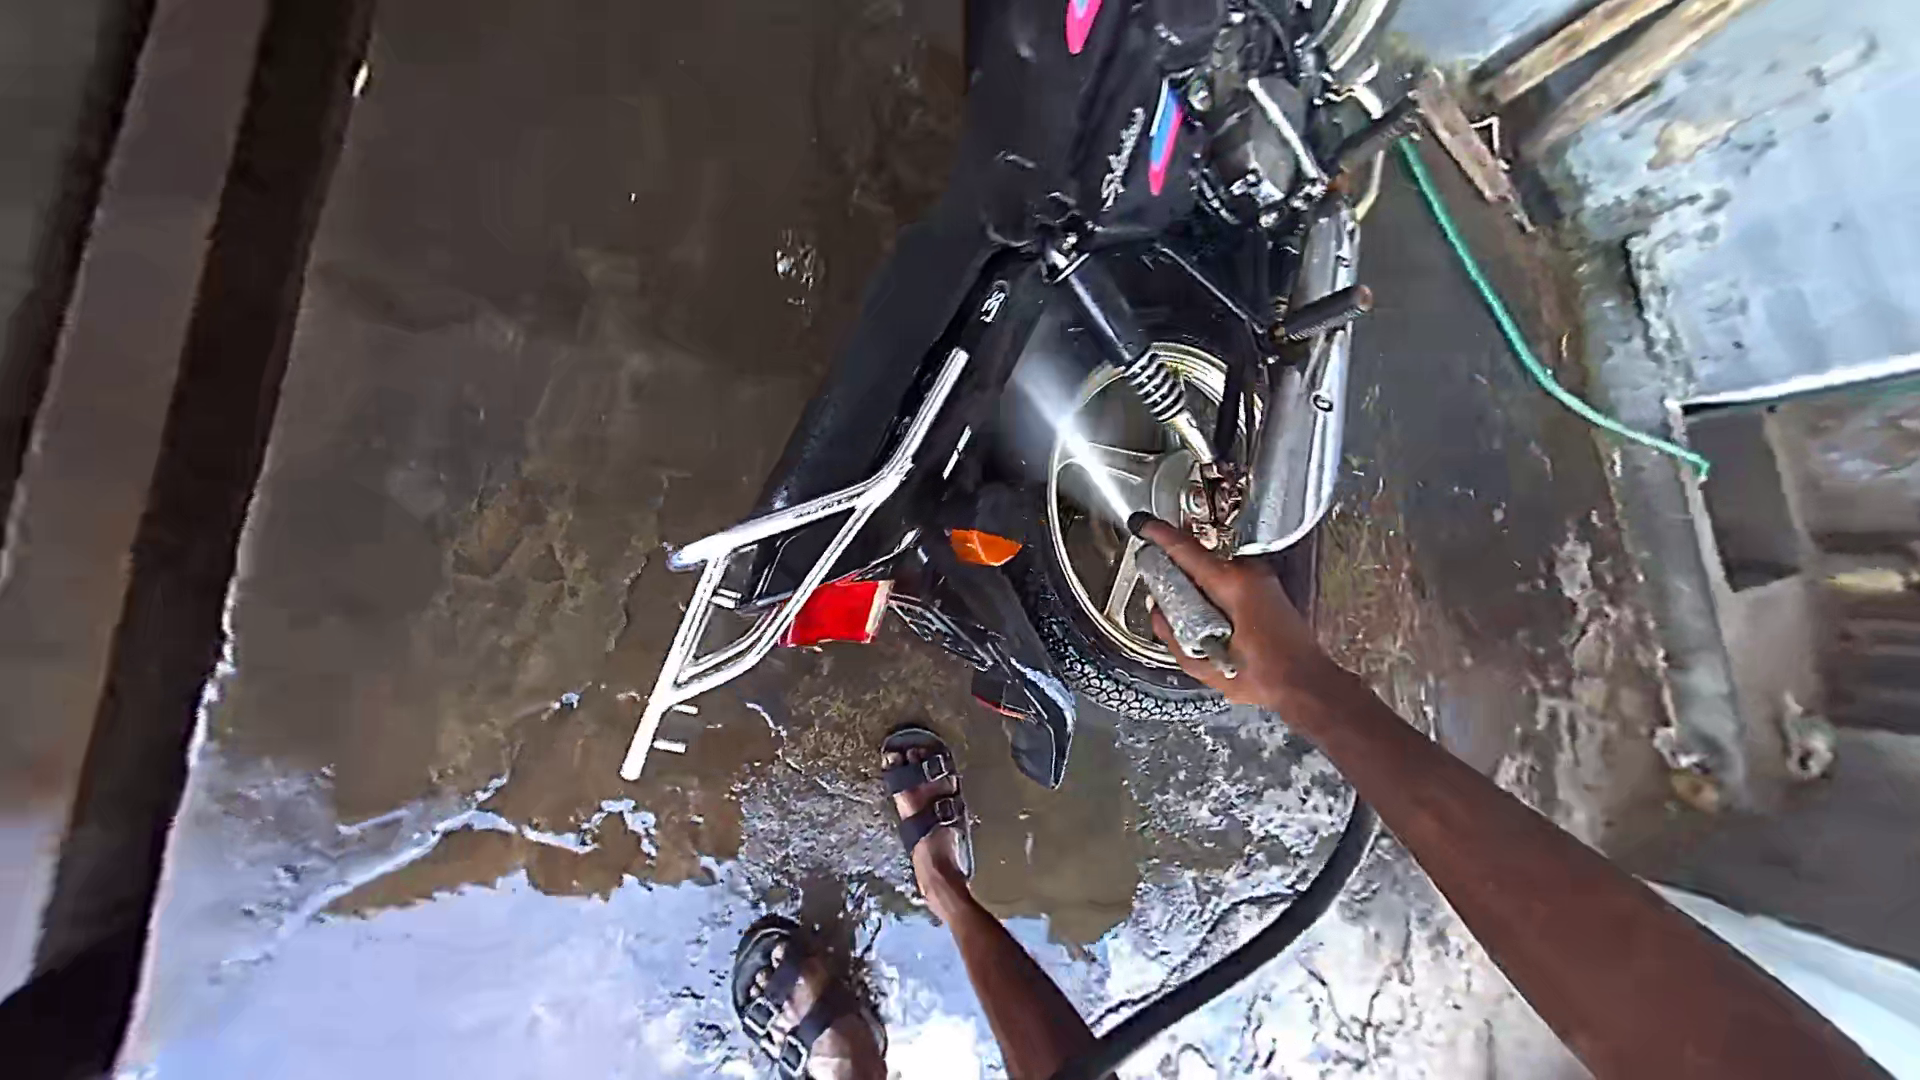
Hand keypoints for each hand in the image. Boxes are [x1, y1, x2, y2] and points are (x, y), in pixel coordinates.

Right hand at [1139, 518, 1347, 710]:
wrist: (1307, 684)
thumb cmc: (1262, 676)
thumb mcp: (1201, 664)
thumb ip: (1171, 634)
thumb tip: (1157, 612)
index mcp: (1231, 585)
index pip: (1186, 549)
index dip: (1159, 535)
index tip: (1142, 525)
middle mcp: (1247, 573)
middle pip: (1198, 557)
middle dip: (1173, 567)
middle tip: (1156, 586)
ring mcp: (1259, 578)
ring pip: (1211, 569)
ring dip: (1192, 582)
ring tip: (1183, 611)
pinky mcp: (1265, 587)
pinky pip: (1225, 578)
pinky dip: (1209, 590)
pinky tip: (1206, 616)